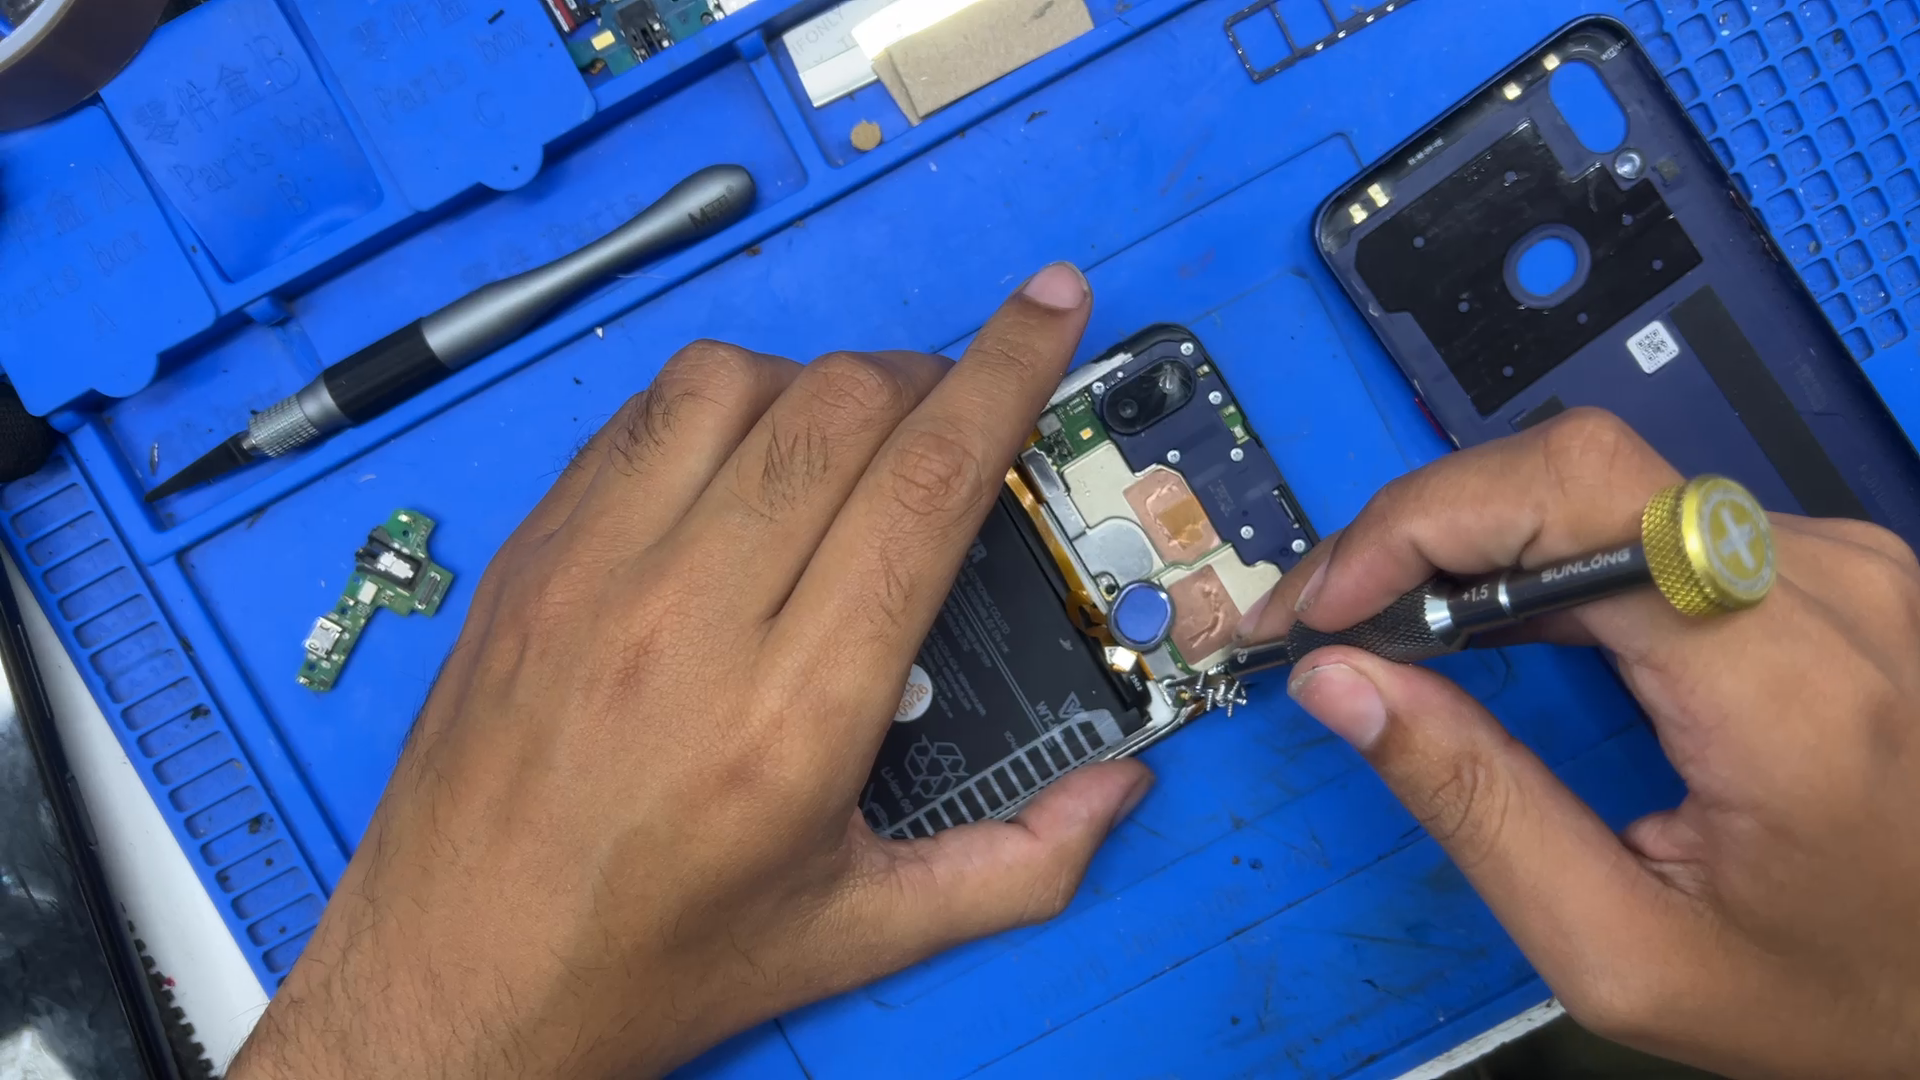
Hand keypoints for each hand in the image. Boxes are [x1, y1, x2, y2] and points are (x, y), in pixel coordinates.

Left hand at [228, 264, 1151, 1079]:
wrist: (454, 982)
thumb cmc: (670, 955)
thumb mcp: (865, 932)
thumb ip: (1020, 864)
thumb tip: (1124, 790)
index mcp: (798, 712)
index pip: (924, 491)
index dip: (1006, 377)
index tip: (1053, 305)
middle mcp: (693, 615)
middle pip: (842, 412)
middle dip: (930, 377)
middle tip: (955, 414)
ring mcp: (593, 567)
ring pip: (738, 382)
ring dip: (824, 384)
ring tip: (849, 441)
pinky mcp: (533, 549)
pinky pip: (646, 412)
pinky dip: (727, 398)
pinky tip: (746, 456)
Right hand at [1241, 409, 1919, 1077]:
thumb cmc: (1837, 998)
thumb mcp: (1622, 948)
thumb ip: (1469, 803)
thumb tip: (1330, 678)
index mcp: (1787, 675)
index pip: (1567, 496)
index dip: (1416, 525)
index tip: (1321, 612)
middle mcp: (1812, 575)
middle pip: (1549, 474)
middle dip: (1394, 536)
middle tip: (1309, 619)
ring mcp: (1810, 556)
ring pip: (1563, 485)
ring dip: (1431, 542)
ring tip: (1355, 619)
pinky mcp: (1784, 562)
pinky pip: (1597, 517)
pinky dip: (1487, 552)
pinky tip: (1440, 611)